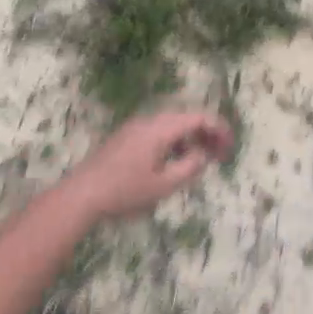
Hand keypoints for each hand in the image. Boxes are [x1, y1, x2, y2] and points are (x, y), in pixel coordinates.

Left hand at [63, 112, 233, 219]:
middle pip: (184, 118)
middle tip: (221, 154)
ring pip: (170, 126)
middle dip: (206, 133)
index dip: (218, 129)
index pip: (197, 118)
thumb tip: (202, 156)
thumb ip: (188, 168)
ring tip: (201, 161)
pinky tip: (174, 162)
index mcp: (159, 129)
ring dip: (189, 139)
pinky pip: (157, 133)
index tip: (230, 146)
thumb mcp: (163, 185)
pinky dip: (173, 142)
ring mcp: (133, 129)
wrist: (81, 195)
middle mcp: (147, 122)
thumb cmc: (124, 192)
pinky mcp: (124, 139)